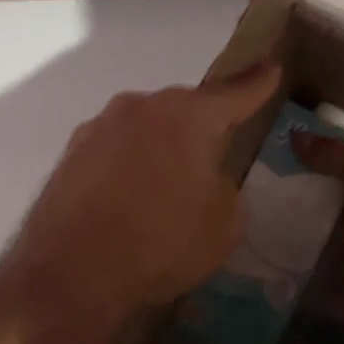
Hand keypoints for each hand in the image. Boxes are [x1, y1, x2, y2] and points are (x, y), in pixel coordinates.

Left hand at [1, 64, 283, 318]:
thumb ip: (227, 189)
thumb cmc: (164, 243)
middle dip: (203, 126)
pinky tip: (133, 201)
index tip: (272, 68)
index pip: (236, 94)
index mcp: (189, 116)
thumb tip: (210, 180)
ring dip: (163, 148)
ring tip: (170, 187)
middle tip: (217, 153)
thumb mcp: (225, 224)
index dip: (258, 84)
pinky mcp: (71, 155)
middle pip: (185, 109)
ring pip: (147, 129)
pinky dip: (131, 167)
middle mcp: (142, 108)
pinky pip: (116, 152)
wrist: (72, 275)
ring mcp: (100, 128)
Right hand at [291, 132, 343, 298]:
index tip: (307, 133)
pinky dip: (313, 225)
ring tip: (277, 182)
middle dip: (324, 168)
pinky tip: (285, 215)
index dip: (343, 138)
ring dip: (316, 197)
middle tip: (284, 157)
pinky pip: (330, 230)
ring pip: (340, 203)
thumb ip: (334, 153)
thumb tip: (296, 134)